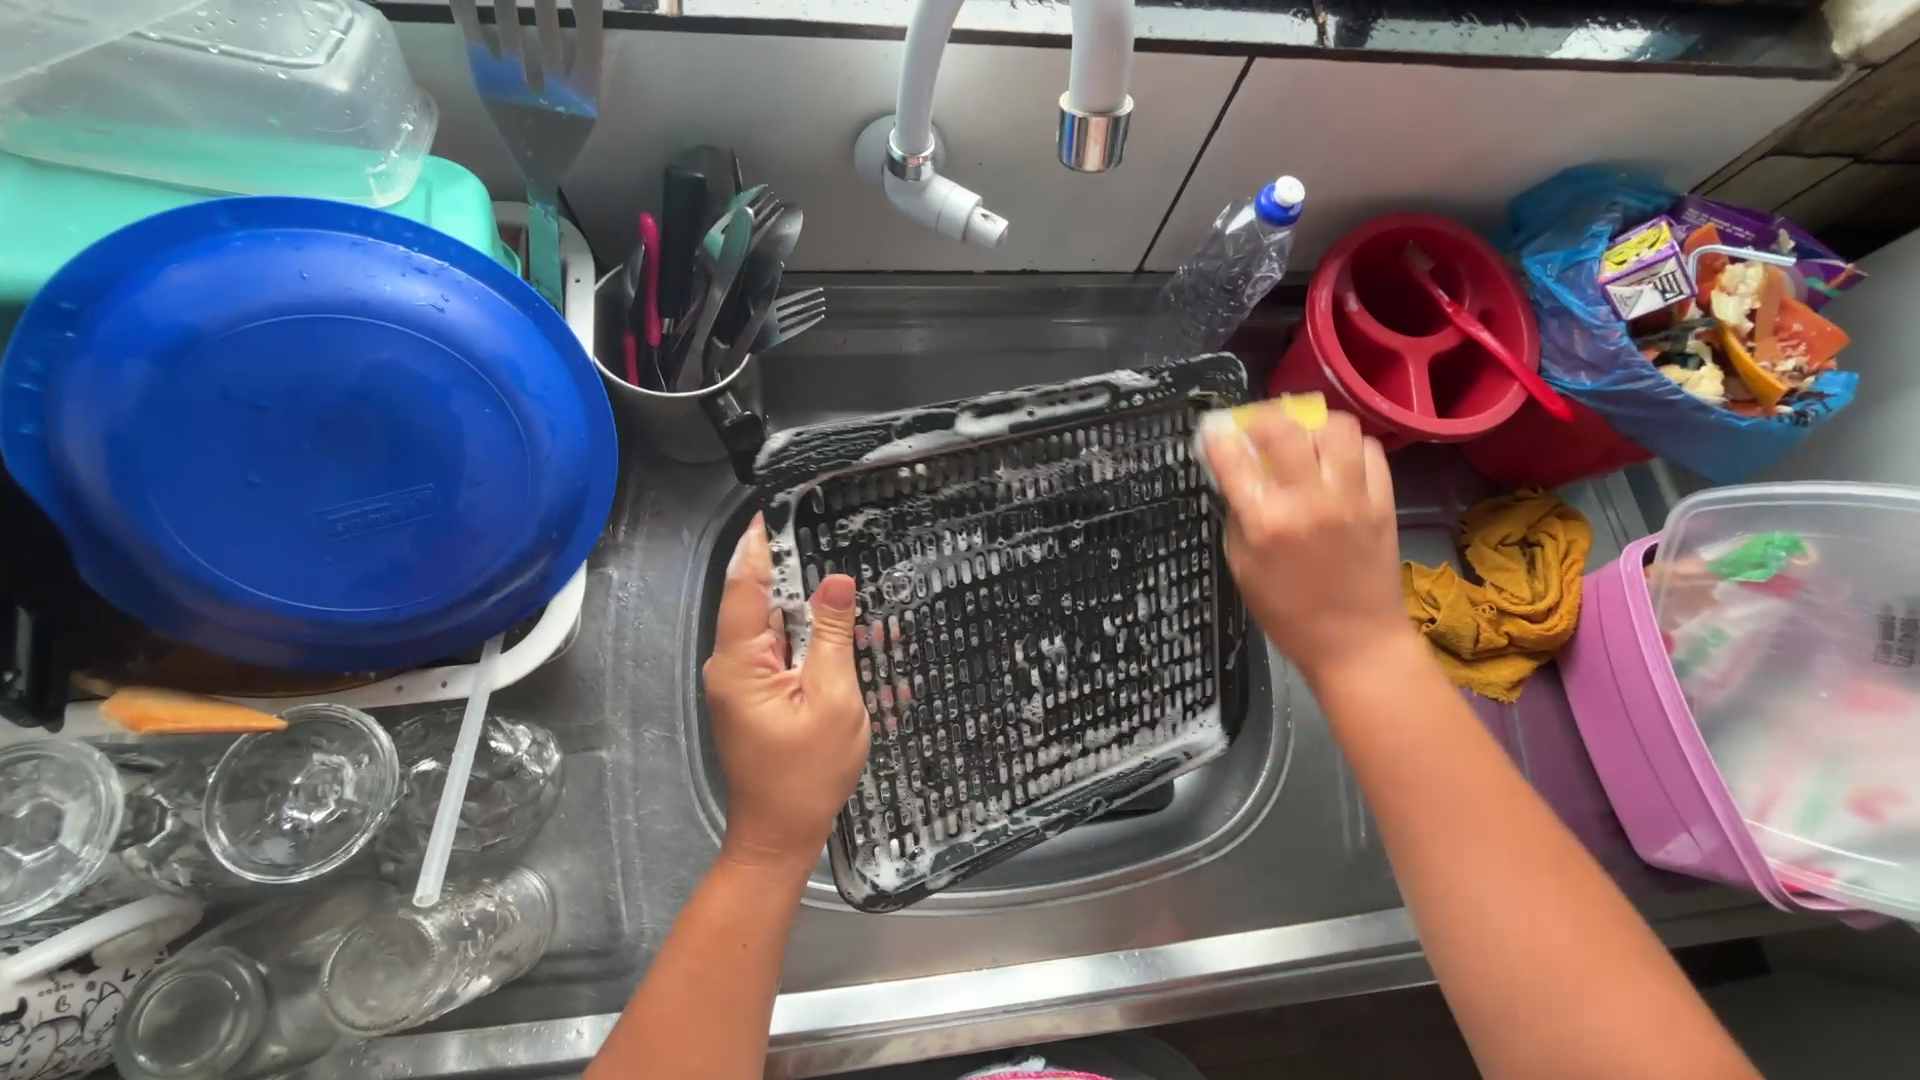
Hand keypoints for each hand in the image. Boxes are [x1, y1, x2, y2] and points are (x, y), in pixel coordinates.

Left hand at [702, 514, 869, 873]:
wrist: (780, 835)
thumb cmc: (806, 774)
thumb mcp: (832, 699)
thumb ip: (833, 636)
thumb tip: (836, 581)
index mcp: (739, 661)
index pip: (745, 585)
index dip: (760, 543)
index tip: (777, 505)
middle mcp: (732, 664)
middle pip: (762, 601)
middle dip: (798, 572)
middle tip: (833, 535)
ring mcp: (743, 681)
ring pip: (778, 626)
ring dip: (813, 610)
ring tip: (851, 584)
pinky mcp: (758, 695)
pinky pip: (784, 653)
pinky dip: (813, 641)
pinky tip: (847, 633)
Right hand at [1201, 409, 1412, 683]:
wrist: (1354, 641)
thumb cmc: (1286, 612)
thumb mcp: (1241, 566)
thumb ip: (1238, 516)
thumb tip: (1236, 476)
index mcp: (1264, 523)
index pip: (1233, 459)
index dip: (1217, 437)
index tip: (1213, 430)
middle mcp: (1307, 501)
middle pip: (1284, 428)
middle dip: (1262, 418)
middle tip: (1256, 428)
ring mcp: (1350, 498)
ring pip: (1335, 428)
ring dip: (1313, 425)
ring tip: (1303, 439)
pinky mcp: (1382, 501)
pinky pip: (1369, 450)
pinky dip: (1348, 446)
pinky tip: (1335, 459)